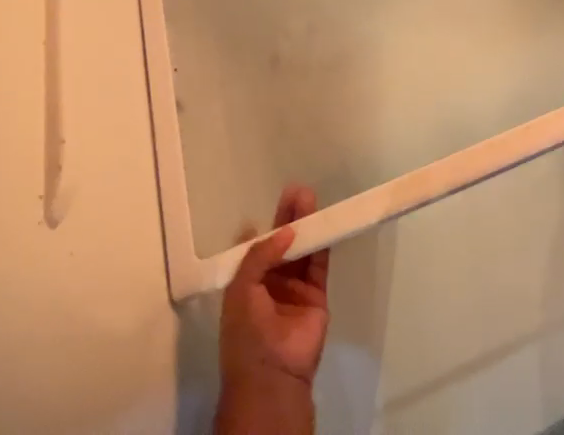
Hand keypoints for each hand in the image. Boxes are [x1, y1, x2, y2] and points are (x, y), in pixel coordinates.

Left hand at [220, 185, 330, 394]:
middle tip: (297, 191)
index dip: (264, 227)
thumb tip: (285, 230)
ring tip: (310, 197)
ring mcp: (294, 288)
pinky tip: (322, 224)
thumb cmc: (246, 332)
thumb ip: (260, 256)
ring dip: (306, 225)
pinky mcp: (316, 294)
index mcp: (245, 284)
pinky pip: (319, 264)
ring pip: (301, 250)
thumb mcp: (241, 290)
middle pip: (282, 244)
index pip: (255, 249)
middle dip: (288, 218)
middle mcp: (270, 283)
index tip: (274, 202)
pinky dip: (321, 244)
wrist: (273, 372)